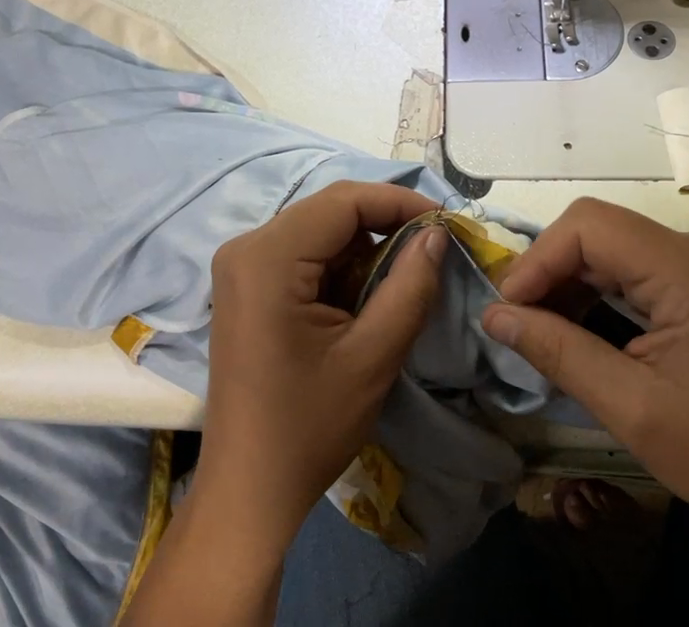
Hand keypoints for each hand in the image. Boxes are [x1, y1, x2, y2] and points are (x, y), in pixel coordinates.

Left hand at [199, 180, 445, 542]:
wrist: (250, 487)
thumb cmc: (309, 426)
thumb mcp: (373, 356)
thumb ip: (409, 286)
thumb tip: (435, 234)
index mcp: (267, 258)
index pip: (343, 201)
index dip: (400, 203)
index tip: (447, 225)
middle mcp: (245, 249)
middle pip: (328, 213)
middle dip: (384, 228)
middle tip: (434, 254)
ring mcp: (240, 268)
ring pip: (318, 233)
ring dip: (364, 251)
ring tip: (404, 283)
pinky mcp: (245, 289)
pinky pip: (302, 257)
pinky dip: (339, 269)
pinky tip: (365, 301)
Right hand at [480, 200, 688, 625]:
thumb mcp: (629, 407)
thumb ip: (556, 350)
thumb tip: (492, 315)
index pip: (590, 226)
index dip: (538, 261)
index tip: (509, 313)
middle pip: (600, 231)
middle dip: (550, 274)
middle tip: (520, 328)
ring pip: (613, 247)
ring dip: (571, 285)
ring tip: (545, 335)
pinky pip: (636, 267)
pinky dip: (600, 294)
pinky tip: (582, 332)